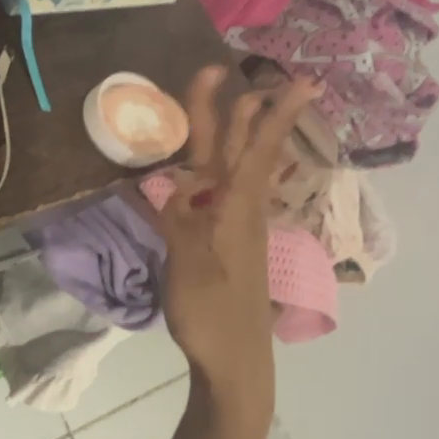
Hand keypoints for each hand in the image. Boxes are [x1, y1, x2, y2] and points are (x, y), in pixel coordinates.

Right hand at [156, 67, 319, 391]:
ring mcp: (236, 226)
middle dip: (259, 114)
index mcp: (233, 210)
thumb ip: (175, 219)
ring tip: (253, 104)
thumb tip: (160, 178)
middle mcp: (240, 210)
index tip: (269, 77)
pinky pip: (229, 191)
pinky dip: (230, 167)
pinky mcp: (227, 242)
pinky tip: (220, 168)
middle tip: (278, 77)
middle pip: (249, 152)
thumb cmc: (210, 312)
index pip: (244, 150)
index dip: (254, 113)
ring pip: (243, 169)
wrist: (234, 361)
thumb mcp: (187, 264)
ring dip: (249, 135)